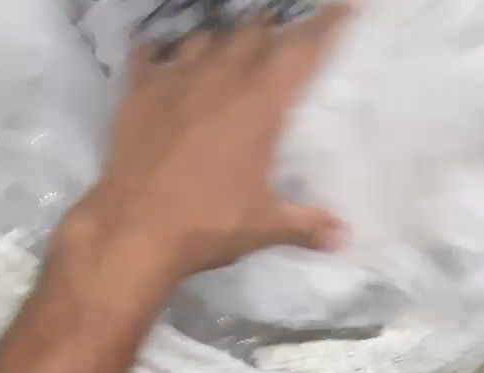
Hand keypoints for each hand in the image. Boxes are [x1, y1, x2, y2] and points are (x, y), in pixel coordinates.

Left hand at [57, 6, 351, 297]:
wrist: (135, 228)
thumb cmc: (208, 224)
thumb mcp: (264, 228)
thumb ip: (307, 226)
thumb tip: (344, 239)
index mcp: (259, 104)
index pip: (301, 49)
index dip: (327, 24)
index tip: (348, 5)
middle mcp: (219, 76)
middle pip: (253, 32)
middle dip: (272, 33)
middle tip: (280, 46)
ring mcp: (174, 78)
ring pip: (206, 37)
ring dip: (223, 43)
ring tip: (230, 57)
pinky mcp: (138, 89)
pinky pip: (151, 53)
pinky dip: (163, 54)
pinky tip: (165, 64)